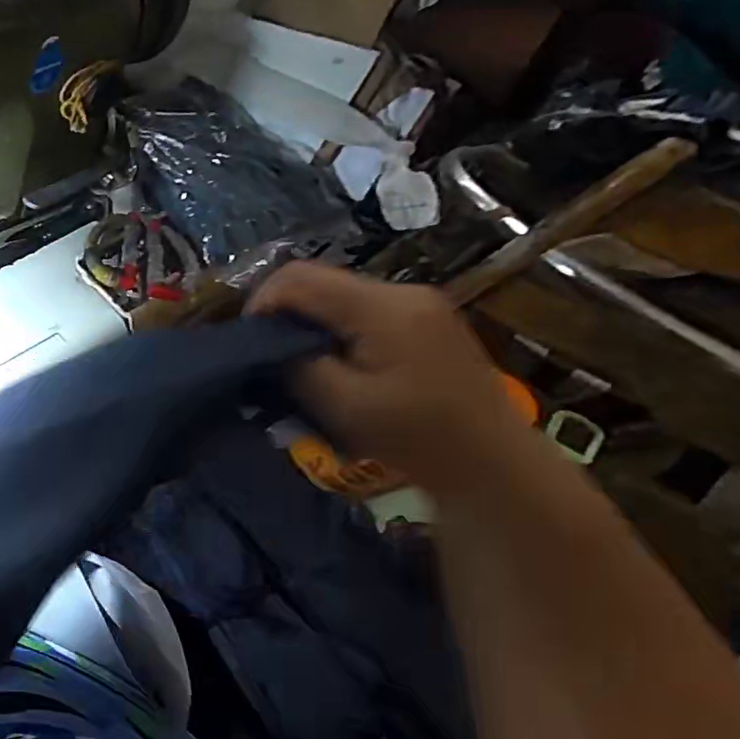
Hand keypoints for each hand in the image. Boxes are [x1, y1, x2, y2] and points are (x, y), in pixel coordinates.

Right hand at [246, 262, 528, 488]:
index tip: (248, 341)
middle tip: (267, 356)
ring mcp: (417, 302)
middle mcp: (401, 291)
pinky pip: (361, 309)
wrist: (491, 460)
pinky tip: (333, 361)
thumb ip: (297, 366)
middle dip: (283, 313)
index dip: (261, 302)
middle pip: (319, 280)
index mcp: (381, 308)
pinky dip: (334, 328)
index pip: (298, 277)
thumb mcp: (343, 406)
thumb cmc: (415, 436)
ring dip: (308, 321)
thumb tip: (266, 344)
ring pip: (338, 294)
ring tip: (296, 362)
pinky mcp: (424, 318)